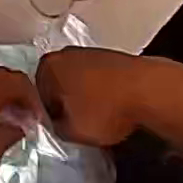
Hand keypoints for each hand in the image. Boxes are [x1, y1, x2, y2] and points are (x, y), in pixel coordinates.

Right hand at [36, 47, 169, 147]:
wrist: (146, 89)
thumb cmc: (103, 110)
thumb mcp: (71, 131)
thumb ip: (55, 127)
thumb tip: (56, 123)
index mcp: (48, 65)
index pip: (35, 95)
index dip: (46, 116)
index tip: (60, 129)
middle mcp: (64, 53)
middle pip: (56, 84)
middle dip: (64, 104)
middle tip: (76, 125)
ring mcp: (88, 51)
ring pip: (75, 80)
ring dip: (81, 97)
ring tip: (95, 117)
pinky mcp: (108, 56)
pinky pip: (94, 77)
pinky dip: (97, 91)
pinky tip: (109, 106)